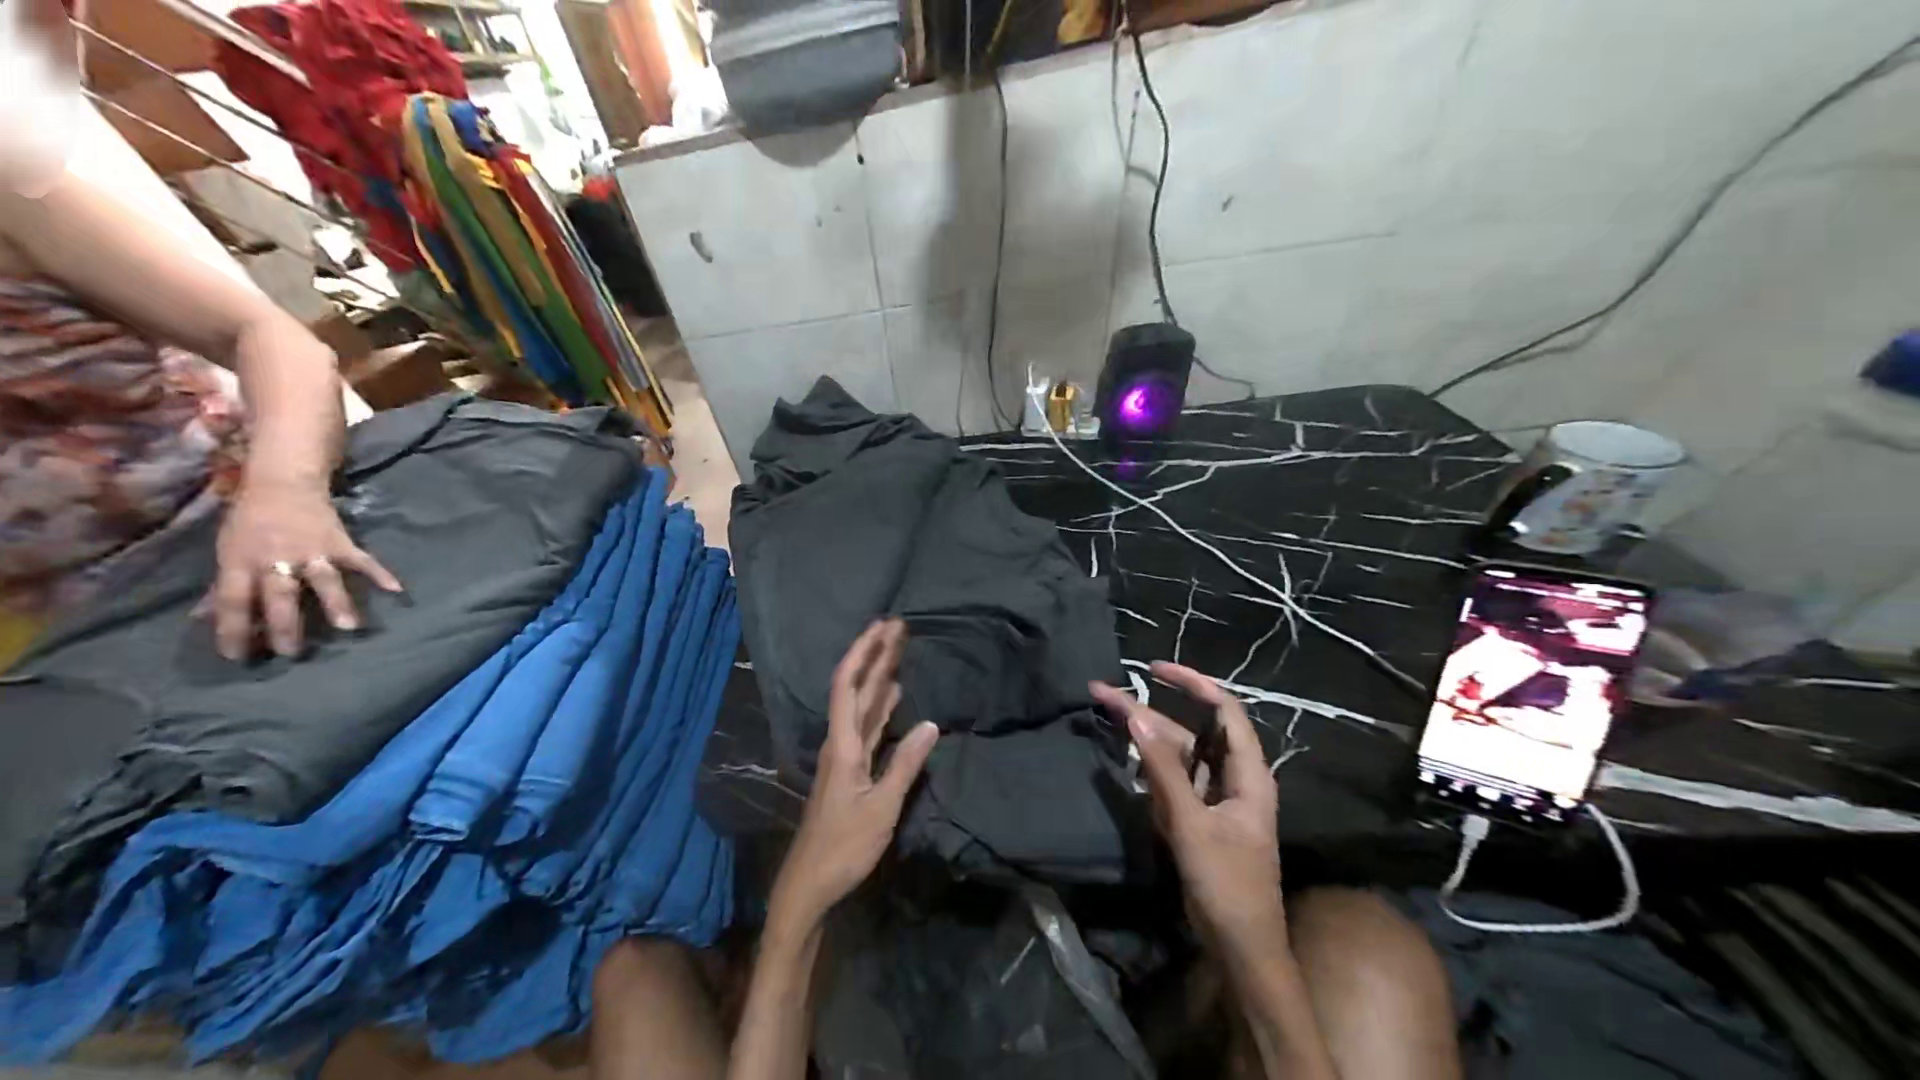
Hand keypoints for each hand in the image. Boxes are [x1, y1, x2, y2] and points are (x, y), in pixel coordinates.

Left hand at [209, 478, 401, 659]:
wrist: (282, 484)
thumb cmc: (249, 521)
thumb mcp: (227, 551)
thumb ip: (224, 584)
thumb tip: (206, 617)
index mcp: (241, 561)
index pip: (233, 600)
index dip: (232, 629)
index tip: (238, 657)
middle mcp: (277, 559)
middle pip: (280, 596)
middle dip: (285, 625)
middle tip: (291, 652)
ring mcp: (313, 551)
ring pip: (323, 580)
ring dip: (336, 603)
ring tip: (349, 627)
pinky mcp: (340, 543)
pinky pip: (361, 560)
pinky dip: (379, 573)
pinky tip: (396, 589)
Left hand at [771, 619, 938, 926]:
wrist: (810, 883)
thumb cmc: (844, 847)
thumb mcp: (881, 808)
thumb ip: (906, 766)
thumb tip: (932, 724)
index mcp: (843, 745)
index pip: (848, 686)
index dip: (863, 652)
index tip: (881, 626)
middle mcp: (841, 742)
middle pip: (857, 689)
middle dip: (876, 655)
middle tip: (899, 626)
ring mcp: (846, 756)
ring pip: (863, 706)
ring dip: (880, 677)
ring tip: (899, 650)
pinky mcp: (852, 770)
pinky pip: (869, 727)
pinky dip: (883, 707)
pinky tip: (895, 697)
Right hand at [1092, 663, 1285, 948]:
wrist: (1240, 947)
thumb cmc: (1226, 884)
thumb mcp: (1191, 824)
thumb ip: (1163, 770)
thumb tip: (1136, 718)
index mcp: (1247, 774)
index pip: (1224, 710)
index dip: (1192, 683)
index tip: (1153, 669)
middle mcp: (1232, 777)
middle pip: (1190, 730)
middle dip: (1149, 710)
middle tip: (1103, 693)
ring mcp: (1214, 797)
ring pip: (1178, 755)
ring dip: (1144, 737)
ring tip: (1106, 715)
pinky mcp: (1199, 816)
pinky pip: (1173, 780)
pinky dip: (1149, 766)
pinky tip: (1124, 755)